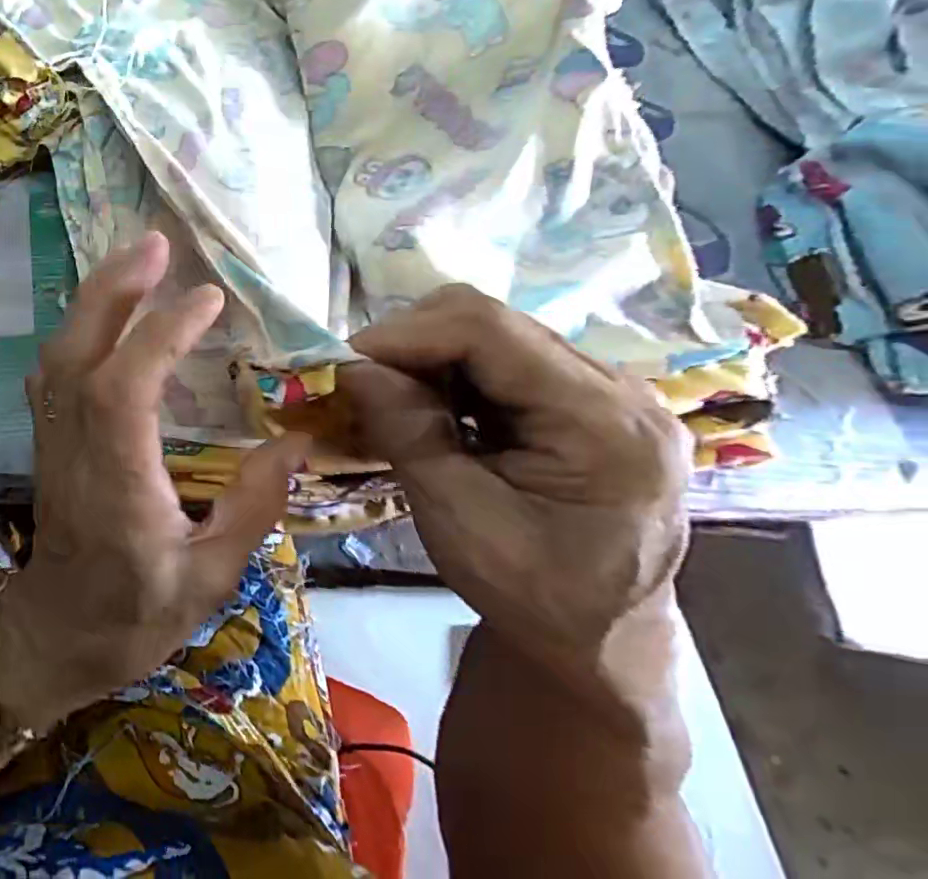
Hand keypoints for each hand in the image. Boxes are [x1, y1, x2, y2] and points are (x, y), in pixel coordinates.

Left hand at [0, 232, 308, 730]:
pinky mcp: (46, 443)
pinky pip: (53, 375)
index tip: (207, 298)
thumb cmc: (134, 616)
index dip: (160, 335)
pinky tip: (102, 314)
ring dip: (93, 302)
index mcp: (116, 484)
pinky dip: (76, 332)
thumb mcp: (209, 577)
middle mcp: (74, 450)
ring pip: (59, 357)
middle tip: (156, 243)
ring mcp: (52, 442)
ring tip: (136, 261)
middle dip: (113, 291)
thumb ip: (251, 507)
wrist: (57, 635)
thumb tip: (296, 442)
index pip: (125, 389)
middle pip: (78, 354)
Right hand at [340, 286, 690, 693]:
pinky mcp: (578, 400)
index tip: (340, 366)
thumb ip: (408, 434)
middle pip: (489, 319)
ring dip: (422, 355)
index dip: (402, 335)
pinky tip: (424, 407)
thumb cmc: (531, 591)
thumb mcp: (458, 519)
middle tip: (359, 384)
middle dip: (407, 341)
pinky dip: (444, 371)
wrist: (597, 636)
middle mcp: (616, 389)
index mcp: (602, 422)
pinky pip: (497, 357)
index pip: (488, 331)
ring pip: (488, 330)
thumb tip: (350, 367)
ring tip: (386, 398)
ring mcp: (601, 391)